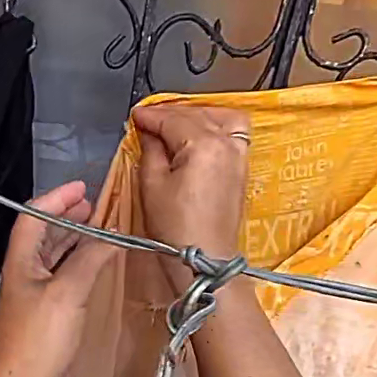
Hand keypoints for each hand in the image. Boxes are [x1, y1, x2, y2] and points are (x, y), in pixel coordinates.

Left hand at [0, 181, 120, 376]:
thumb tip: (113, 236)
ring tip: (98, 231)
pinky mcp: (45, 319)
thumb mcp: (67, 293)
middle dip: (67, 218)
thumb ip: (90, 260)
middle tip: (93, 207)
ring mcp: (33, 299)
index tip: (82, 189)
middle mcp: (23, 276)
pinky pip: (63, 281)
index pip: (33, 216)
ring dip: (75, 242)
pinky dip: (80, 268)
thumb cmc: (38, 342)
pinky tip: (96, 270)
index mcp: (20, 263)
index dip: (56, 198)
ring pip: (54, 259)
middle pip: (43, 236)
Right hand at [132, 103, 250, 284]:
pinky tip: (197, 136)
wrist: (205, 262)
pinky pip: (232, 133)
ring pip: (218, 118)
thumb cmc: (175, 229)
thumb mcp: (152, 186)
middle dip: (171, 114)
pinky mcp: (241, 169)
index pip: (173, 119)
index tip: (134, 117)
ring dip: (195, 116)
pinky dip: (214, 127)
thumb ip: (150, 150)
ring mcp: (239, 155)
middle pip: (196, 114)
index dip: (150, 116)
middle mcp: (226, 144)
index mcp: (203, 145)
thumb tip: (149, 132)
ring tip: (174, 125)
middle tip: (148, 122)